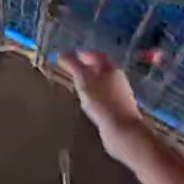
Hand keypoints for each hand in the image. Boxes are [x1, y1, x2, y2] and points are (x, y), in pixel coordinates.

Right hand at [63, 50, 155, 168]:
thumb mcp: (83, 80)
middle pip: (101, 68)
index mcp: (110, 68)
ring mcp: (120, 94)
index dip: (83, 54)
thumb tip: (62, 52)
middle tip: (72, 69)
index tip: (70, 55)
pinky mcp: (119, 108)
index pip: (96, 55)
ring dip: (91, 81)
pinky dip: (95, 94)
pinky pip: (104, 96)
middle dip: (87, 67)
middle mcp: (117, 78)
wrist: (122, 130)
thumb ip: (73, 65)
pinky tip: (88, 101)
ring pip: (103, 82)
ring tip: (77, 85)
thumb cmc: (101, 101)